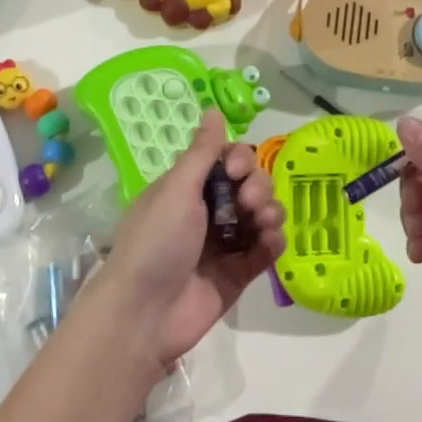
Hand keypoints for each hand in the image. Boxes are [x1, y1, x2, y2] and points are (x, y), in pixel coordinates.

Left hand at [97, 110, 286, 365]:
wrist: (146, 312)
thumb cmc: (156, 242)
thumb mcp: (176, 189)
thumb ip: (202, 152)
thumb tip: (212, 108)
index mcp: (187, 189)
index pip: (227, 161)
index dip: (239, 160)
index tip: (235, 170)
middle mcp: (208, 212)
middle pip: (251, 185)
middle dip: (258, 186)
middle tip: (248, 202)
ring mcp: (225, 244)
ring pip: (263, 215)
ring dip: (271, 211)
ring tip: (262, 223)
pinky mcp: (239, 273)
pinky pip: (267, 249)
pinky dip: (274, 241)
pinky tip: (270, 242)